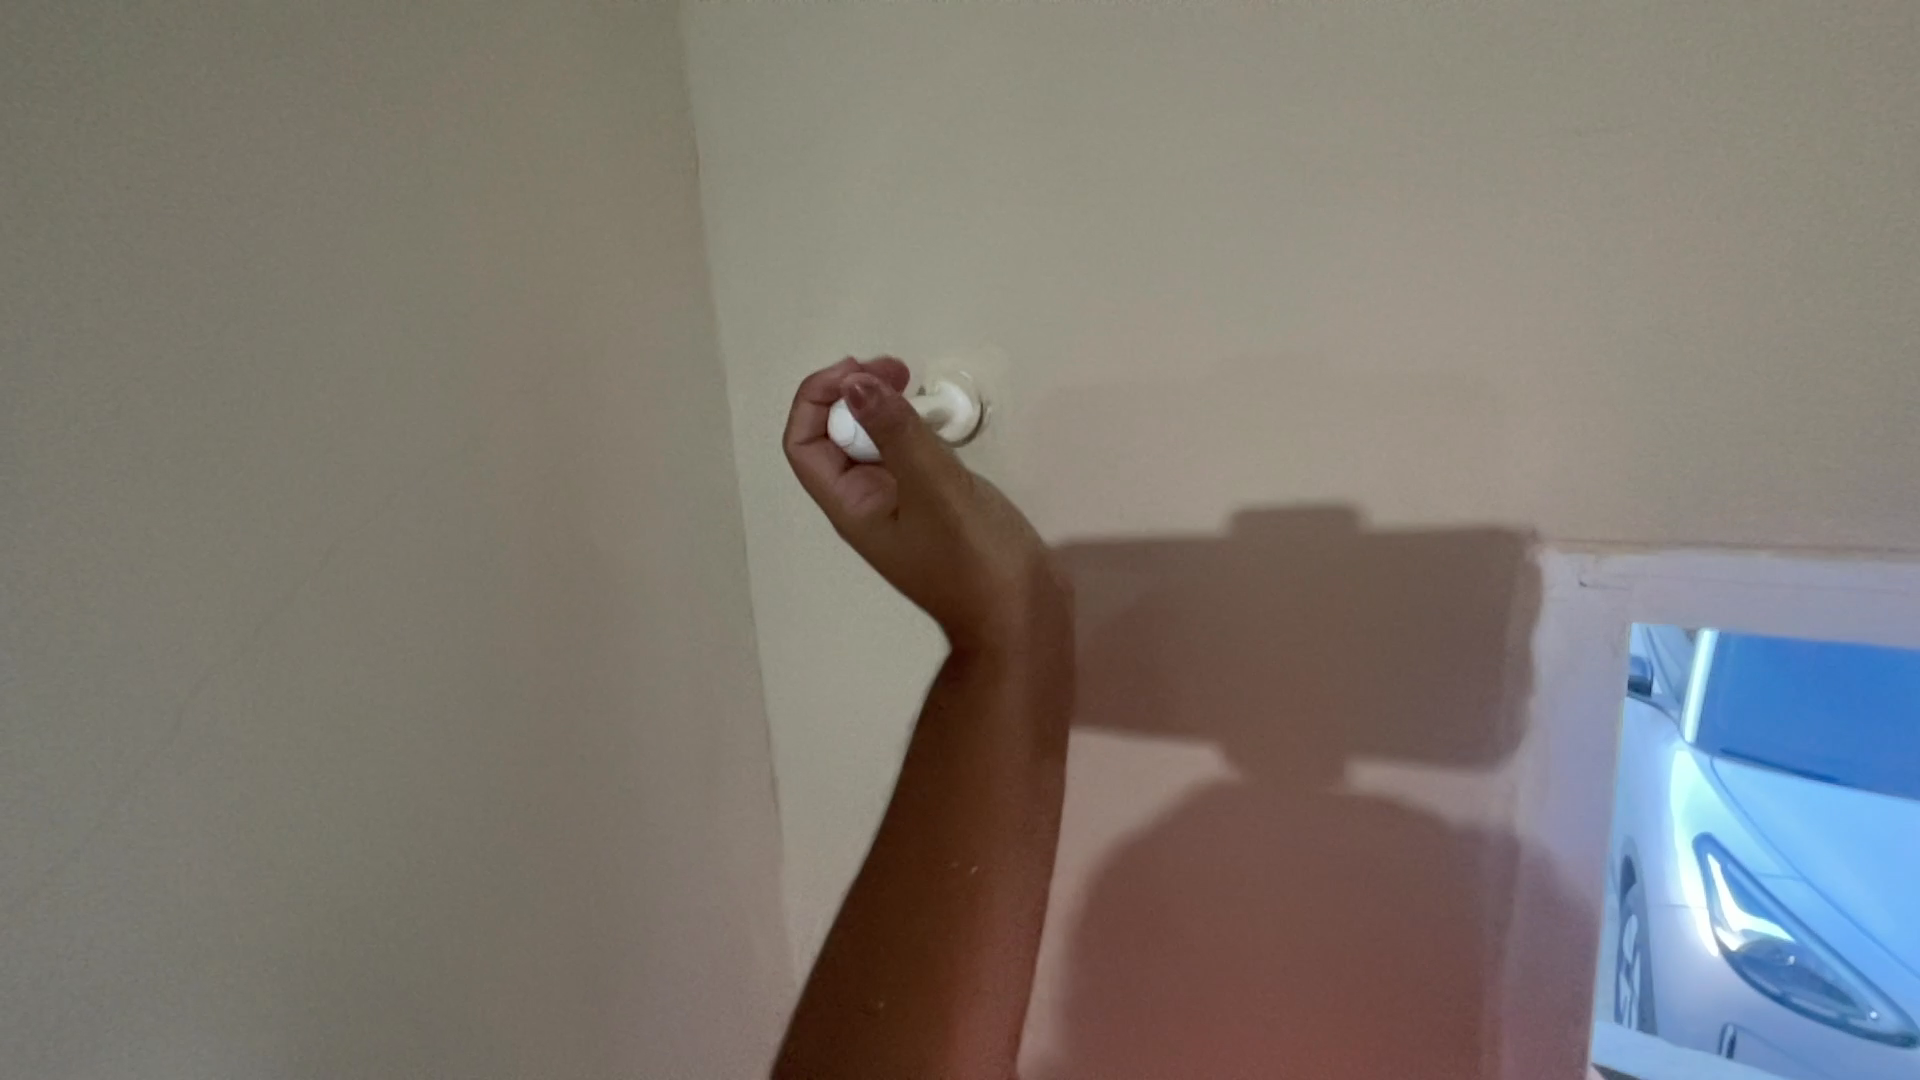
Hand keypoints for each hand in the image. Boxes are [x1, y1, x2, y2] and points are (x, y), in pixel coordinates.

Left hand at [783, 357, 1068, 653]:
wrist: (1021, 616)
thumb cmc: (974, 559)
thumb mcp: (935, 488)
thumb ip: (896, 432)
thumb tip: (854, 382)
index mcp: (852, 505)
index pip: (804, 444)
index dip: (817, 399)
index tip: (860, 370)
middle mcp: (867, 504)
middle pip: (836, 438)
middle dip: (855, 395)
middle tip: (898, 369)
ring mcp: (901, 506)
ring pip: (874, 445)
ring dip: (884, 409)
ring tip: (916, 385)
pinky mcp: (934, 506)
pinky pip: (907, 458)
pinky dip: (913, 430)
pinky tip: (938, 420)